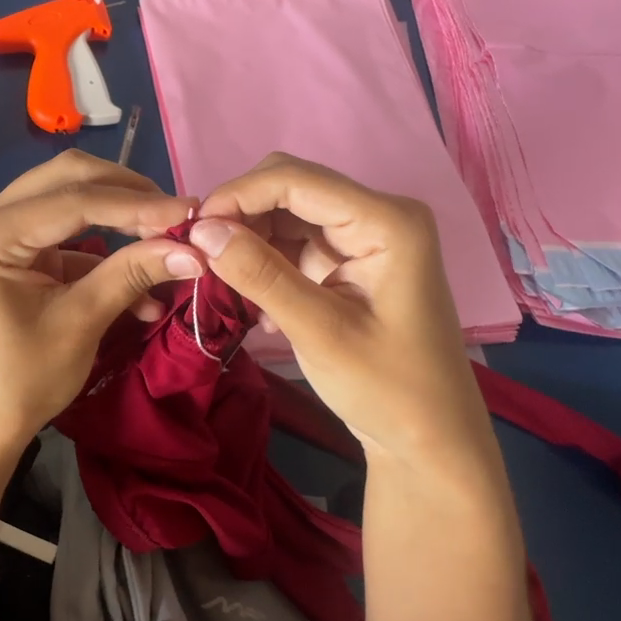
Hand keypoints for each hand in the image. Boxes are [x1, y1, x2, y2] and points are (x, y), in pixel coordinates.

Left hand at [0, 150, 203, 455]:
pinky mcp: (20, 251)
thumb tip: (194, 250)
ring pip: (71, 199)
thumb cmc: (24, 379)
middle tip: (177, 216)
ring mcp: (2, 232)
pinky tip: (145, 290)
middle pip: (68, 180)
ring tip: (168, 242)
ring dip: (121, 219)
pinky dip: (106, 253)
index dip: (136, 204)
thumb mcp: (82, 322)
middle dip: (127, 195)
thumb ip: (133, 274)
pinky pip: (69, 234)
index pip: (73, 200)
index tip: (190, 212)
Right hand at [192, 153, 491, 465]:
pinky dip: (263, 256)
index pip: (296, 180)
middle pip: (289, 186)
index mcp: (386, 221)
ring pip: (284, 210)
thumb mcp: (319, 332)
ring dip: (247, 236)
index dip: (238, 195)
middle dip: (240, 212)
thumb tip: (201, 231)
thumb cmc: (387, 389)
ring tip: (218, 276)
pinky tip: (248, 292)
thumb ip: (260, 275)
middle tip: (200, 253)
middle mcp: (376, 214)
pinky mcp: (348, 258)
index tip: (191, 231)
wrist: (429, 440)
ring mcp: (363, 235)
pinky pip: (292, 238)